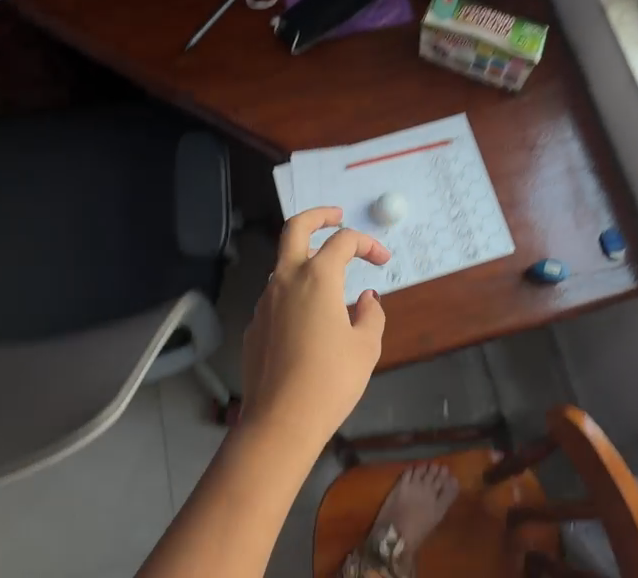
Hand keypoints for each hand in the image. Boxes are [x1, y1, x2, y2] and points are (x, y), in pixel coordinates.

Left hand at [240, 207, 390, 449]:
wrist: (281, 422)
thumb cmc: (331, 380)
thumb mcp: (366, 347)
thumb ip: (370, 314)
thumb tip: (366, 298)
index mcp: (317, 277)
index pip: (343, 242)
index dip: (367, 244)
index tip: (382, 260)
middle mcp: (286, 280)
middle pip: (296, 228)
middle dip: (318, 216)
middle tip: (337, 217)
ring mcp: (265, 302)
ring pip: (283, 264)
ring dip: (306, 260)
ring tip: (330, 279)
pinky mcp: (255, 326)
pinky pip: (276, 297)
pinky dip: (295, 294)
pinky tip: (310, 321)